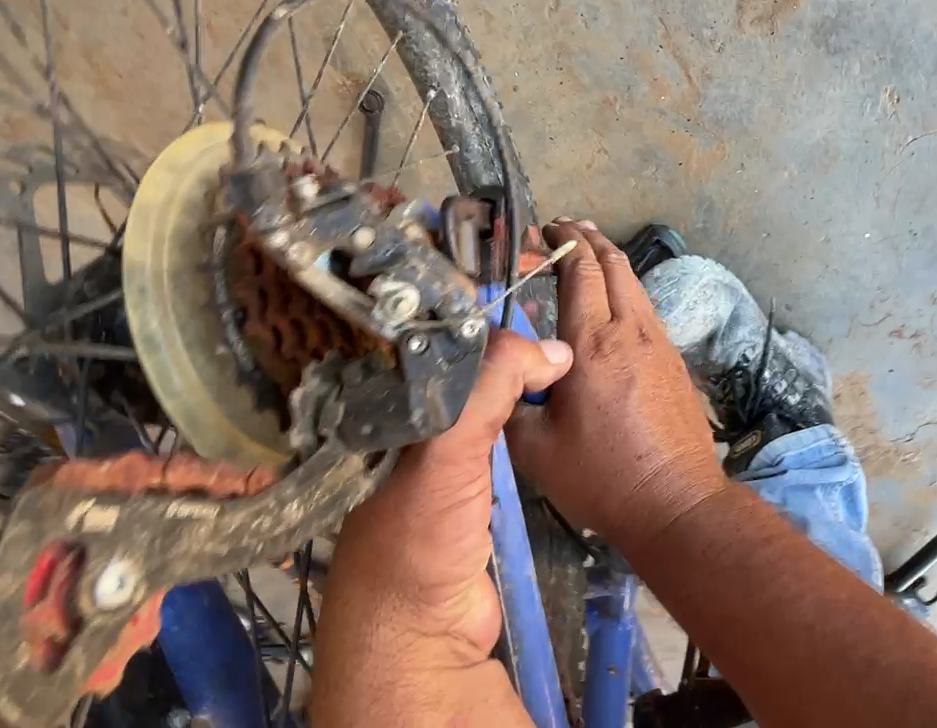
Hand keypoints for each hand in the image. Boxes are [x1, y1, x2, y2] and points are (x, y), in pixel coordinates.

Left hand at [316, 328, 572, 673]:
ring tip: (557, 359)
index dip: (472, 318)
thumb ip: (488, 388)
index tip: (522, 303)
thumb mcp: (447, 449)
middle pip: (458, 367)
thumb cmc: (418, 533)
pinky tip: (544, 402)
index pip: (429, 341)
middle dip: (503, 349)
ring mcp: (434, 455)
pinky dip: (520, 414)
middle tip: (550, 335)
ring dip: (515, 381)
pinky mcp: (465, 483)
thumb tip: (554, 349)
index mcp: (379, 408)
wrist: (423, 632)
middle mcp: (402, 424)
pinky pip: (495, 433)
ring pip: (480, 398)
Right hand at [507, 220, 728, 553]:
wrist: (677, 501)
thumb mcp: (535, 448)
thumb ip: (511, 400)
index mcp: (593, 343)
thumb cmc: (602, 476)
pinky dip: (625, 290)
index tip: (546, 227)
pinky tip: (612, 304)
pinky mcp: (674, 360)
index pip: (581, 271)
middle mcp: (631, 331)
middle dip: (589, 239)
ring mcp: (659, 343)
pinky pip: (645, 310)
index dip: (563, 241)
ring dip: (610, 262)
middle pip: (615, 265)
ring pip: (635, 285)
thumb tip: (503, 371)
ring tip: (589, 253)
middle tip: (566, 228)